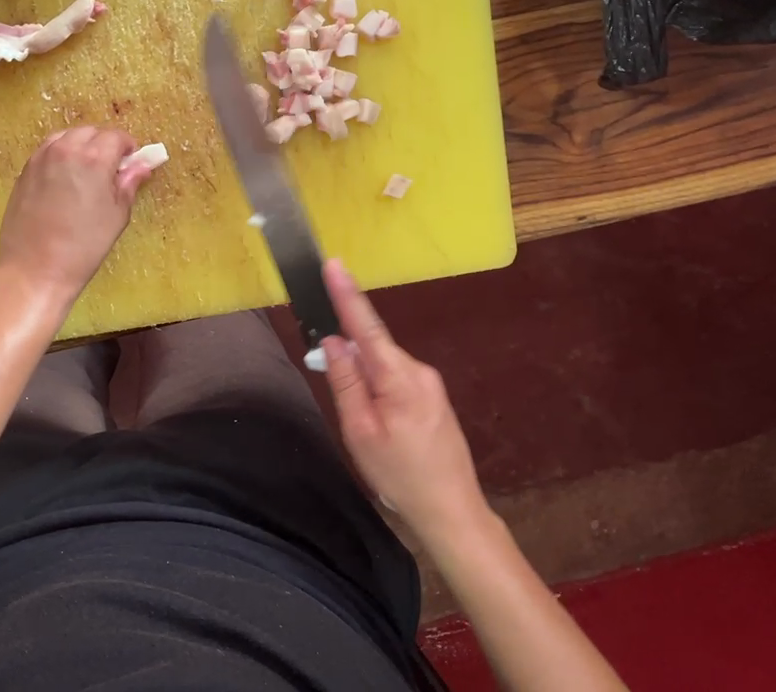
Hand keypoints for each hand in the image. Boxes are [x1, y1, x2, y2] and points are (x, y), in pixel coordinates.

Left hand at [0, 127, 152, 300]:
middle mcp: (65, 150)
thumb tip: (140, 167)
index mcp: (93, 159)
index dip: (128, 148)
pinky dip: (60, 154)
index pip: (116, 137)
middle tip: (111, 169)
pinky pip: (47, 150)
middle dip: (104, 144)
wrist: (35, 268)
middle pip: (90, 132)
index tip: (131, 163)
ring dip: (81, 145)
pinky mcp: (24, 170)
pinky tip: (64, 177)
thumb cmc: (83, 247)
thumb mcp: (116, 216)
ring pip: (66, 137)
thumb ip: (128, 185)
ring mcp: (41, 158)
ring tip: (86, 171)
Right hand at [320, 258, 484, 524]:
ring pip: (382, 364)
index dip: (346, 294)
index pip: (366, 326)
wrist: (452, 512)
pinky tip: (374, 418)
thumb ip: (346, 382)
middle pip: (372, 345)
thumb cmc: (399, 475)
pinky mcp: (432, 398)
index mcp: (399, 378)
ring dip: (362, 375)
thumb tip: (334, 341)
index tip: (333, 264)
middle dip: (346, 348)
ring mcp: (429, 384)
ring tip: (358, 418)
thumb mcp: (360, 431)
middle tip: (323, 368)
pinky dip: (376, 384)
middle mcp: (419, 371)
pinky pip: (394, 377)